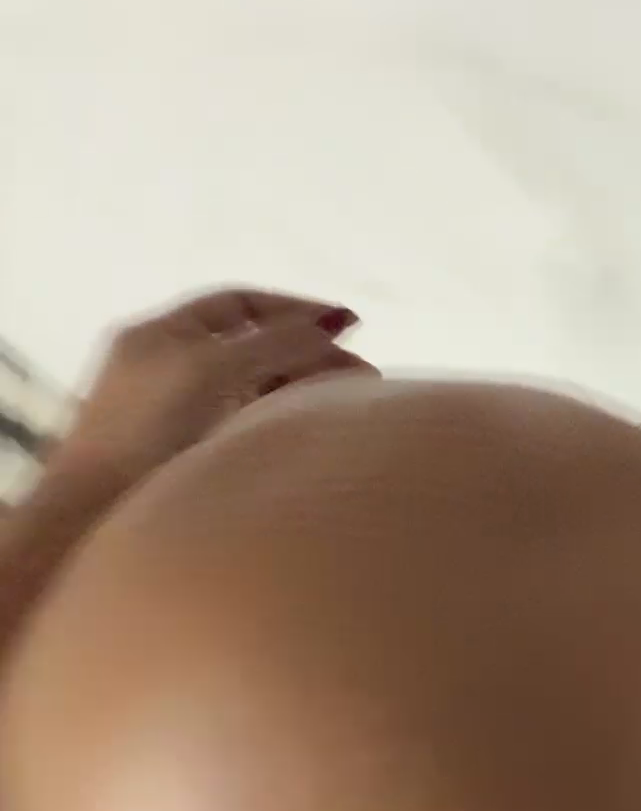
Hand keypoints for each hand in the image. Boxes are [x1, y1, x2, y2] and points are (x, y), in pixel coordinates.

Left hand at [48, 287, 375, 486]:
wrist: (107, 506)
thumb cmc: (152, 424)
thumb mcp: (214, 365)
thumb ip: (278, 340)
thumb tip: (337, 324)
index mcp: (166, 334)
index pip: (242, 304)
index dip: (297, 308)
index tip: (350, 325)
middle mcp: (182, 363)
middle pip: (264, 344)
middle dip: (317, 352)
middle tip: (364, 372)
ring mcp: (198, 406)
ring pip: (272, 380)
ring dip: (316, 383)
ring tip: (355, 398)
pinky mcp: (216, 441)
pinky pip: (269, 413)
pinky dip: (302, 410)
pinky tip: (327, 420)